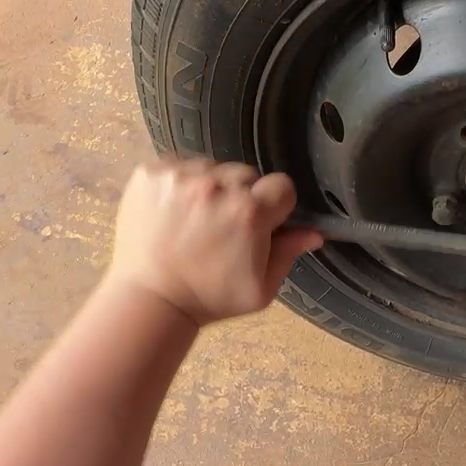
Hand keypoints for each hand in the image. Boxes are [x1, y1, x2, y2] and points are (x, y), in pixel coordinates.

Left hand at [105, 159, 323, 325]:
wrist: (150, 299)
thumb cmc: (210, 299)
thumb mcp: (261, 289)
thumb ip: (288, 254)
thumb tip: (314, 233)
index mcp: (250, 213)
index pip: (282, 187)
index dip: (276, 207)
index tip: (263, 224)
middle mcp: (216, 186)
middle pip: (247, 175)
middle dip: (243, 197)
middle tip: (225, 228)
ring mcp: (180, 176)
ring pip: (213, 168)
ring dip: (211, 188)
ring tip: (197, 221)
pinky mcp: (151, 173)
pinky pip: (180, 166)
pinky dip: (181, 185)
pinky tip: (176, 214)